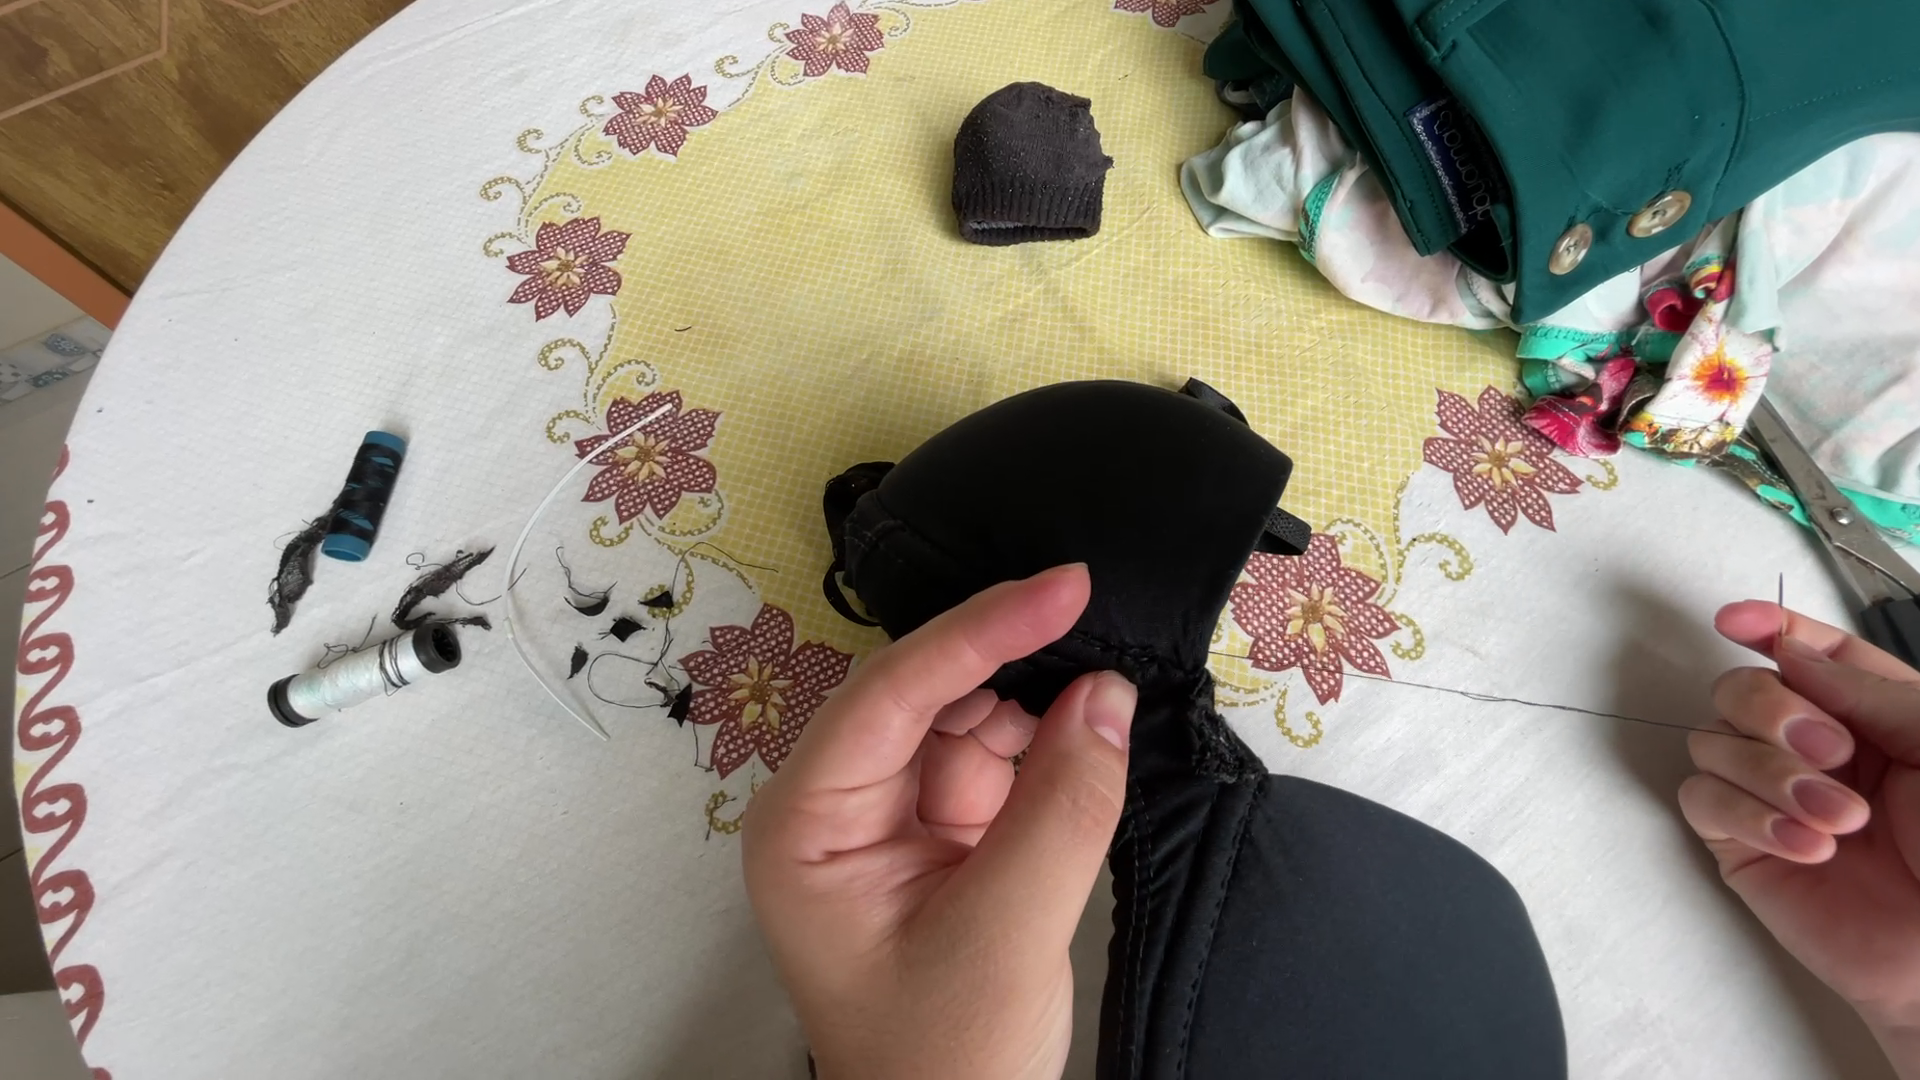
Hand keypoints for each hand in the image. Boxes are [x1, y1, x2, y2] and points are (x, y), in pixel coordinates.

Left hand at [741, 564, 1135, 1079]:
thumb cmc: (946, 1062)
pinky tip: (1081, 738)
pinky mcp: (942, 813)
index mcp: (806, 820)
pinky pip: (996, 747)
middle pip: (924, 688)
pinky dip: (1043, 738)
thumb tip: (1109, 695)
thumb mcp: (1005, 939)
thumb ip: (1062, 809)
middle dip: (1007, 657)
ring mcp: (892, 800)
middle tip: (1087, 614)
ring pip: (966, 709)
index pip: (890, 692)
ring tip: (1097, 701)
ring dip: (1033, 700)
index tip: (1065, 586)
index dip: (980, 631)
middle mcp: (839, 794)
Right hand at [1681, 602, 1919, 1073]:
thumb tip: (1788, 651)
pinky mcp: (1735, 838)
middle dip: (1769, 711)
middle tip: (1829, 751)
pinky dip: (1745, 814)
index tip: (1735, 622)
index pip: (1809, 655)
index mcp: (1880, 723)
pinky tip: (1802, 845)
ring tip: (1835, 822)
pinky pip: (1700, 798)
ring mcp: (1769, 793)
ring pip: (1710, 741)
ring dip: (1768, 774)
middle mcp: (1817, 751)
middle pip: (1739, 690)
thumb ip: (1875, 696)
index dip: (1768, 629)